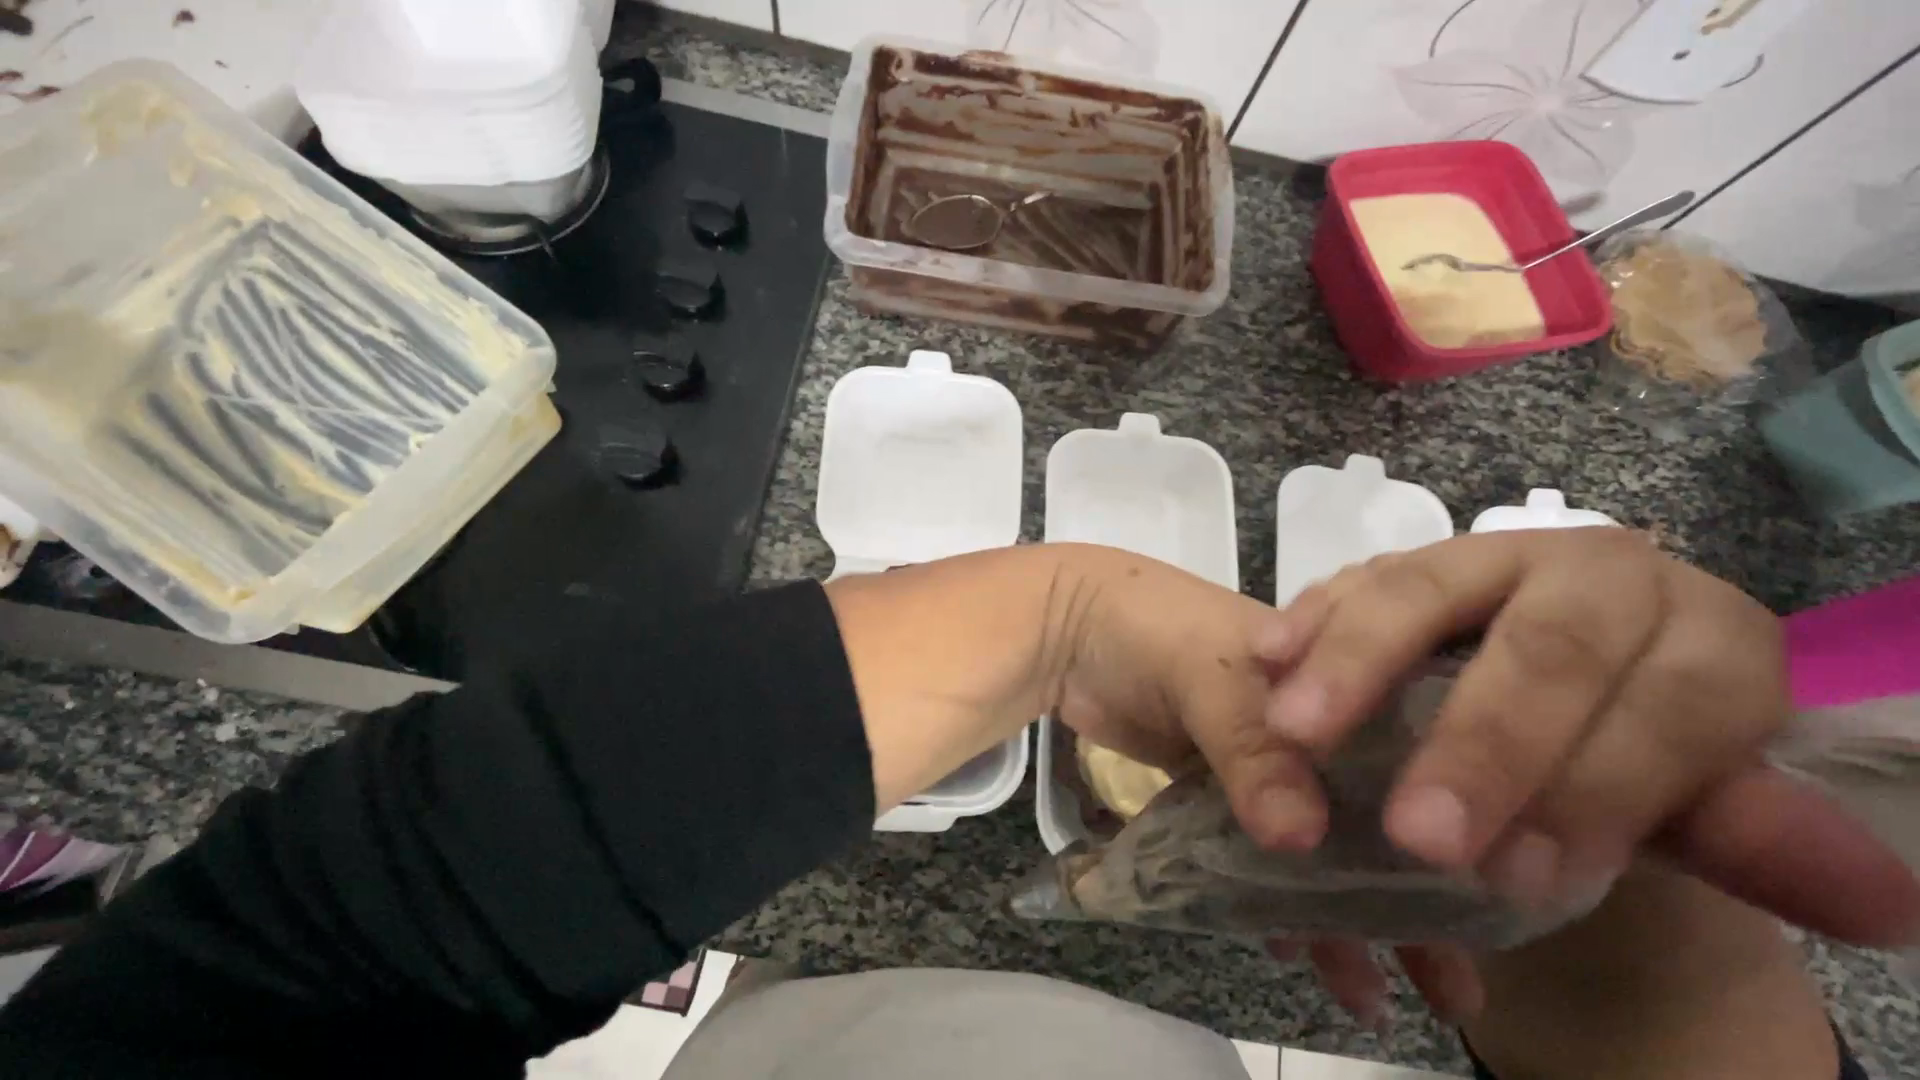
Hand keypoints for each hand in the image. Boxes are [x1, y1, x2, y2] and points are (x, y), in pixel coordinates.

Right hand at [1250, 529, 1918, 1023]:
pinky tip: (1268, 657)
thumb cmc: (1611, 740)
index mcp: (1696, 629)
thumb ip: (1733, 831)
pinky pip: (1349, 582)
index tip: (1518, 876)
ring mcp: (1484, 555)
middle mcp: (1596, 573)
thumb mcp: (1675, 791)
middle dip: (1482, 742)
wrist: (1540, 675)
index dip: (1603, 792)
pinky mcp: (1399, 563)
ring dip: (1359, 665)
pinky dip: (1308, 623)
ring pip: (1424, 590)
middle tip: (1417, 835)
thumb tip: (1882, 908)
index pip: (1675, 703)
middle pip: (1547, 643)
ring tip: (1296, 732)